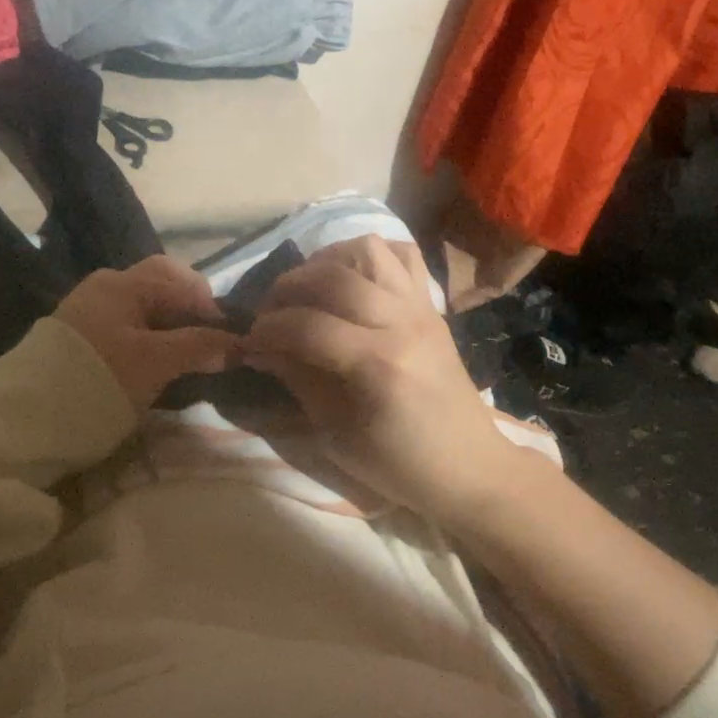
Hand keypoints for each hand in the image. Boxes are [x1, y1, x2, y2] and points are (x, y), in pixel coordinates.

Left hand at [55, 256, 237, 408]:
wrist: (29, 417)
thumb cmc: (100, 379)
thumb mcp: (155, 363)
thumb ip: (197, 347)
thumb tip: (236, 344)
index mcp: (123, 283)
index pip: (181, 280)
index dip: (210, 308)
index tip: (229, 341)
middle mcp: (105, 286)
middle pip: (161, 286)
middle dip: (190, 311)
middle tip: (208, 343)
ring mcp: (89, 309)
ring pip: (144, 307)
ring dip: (170, 326)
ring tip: (186, 357)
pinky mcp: (80, 335)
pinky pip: (127, 324)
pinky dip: (149, 337)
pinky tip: (156, 361)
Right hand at [238, 236, 524, 517]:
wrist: (468, 468)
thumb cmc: (398, 464)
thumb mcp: (335, 433)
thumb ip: (297, 379)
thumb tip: (259, 346)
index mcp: (378, 365)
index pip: (307, 326)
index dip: (267, 329)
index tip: (248, 341)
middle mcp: (402, 324)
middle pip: (333, 277)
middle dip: (288, 287)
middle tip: (269, 312)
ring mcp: (421, 308)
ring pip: (368, 250)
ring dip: (327, 260)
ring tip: (308, 286)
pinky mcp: (430, 305)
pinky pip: (402, 255)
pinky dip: (370, 255)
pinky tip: (350, 277)